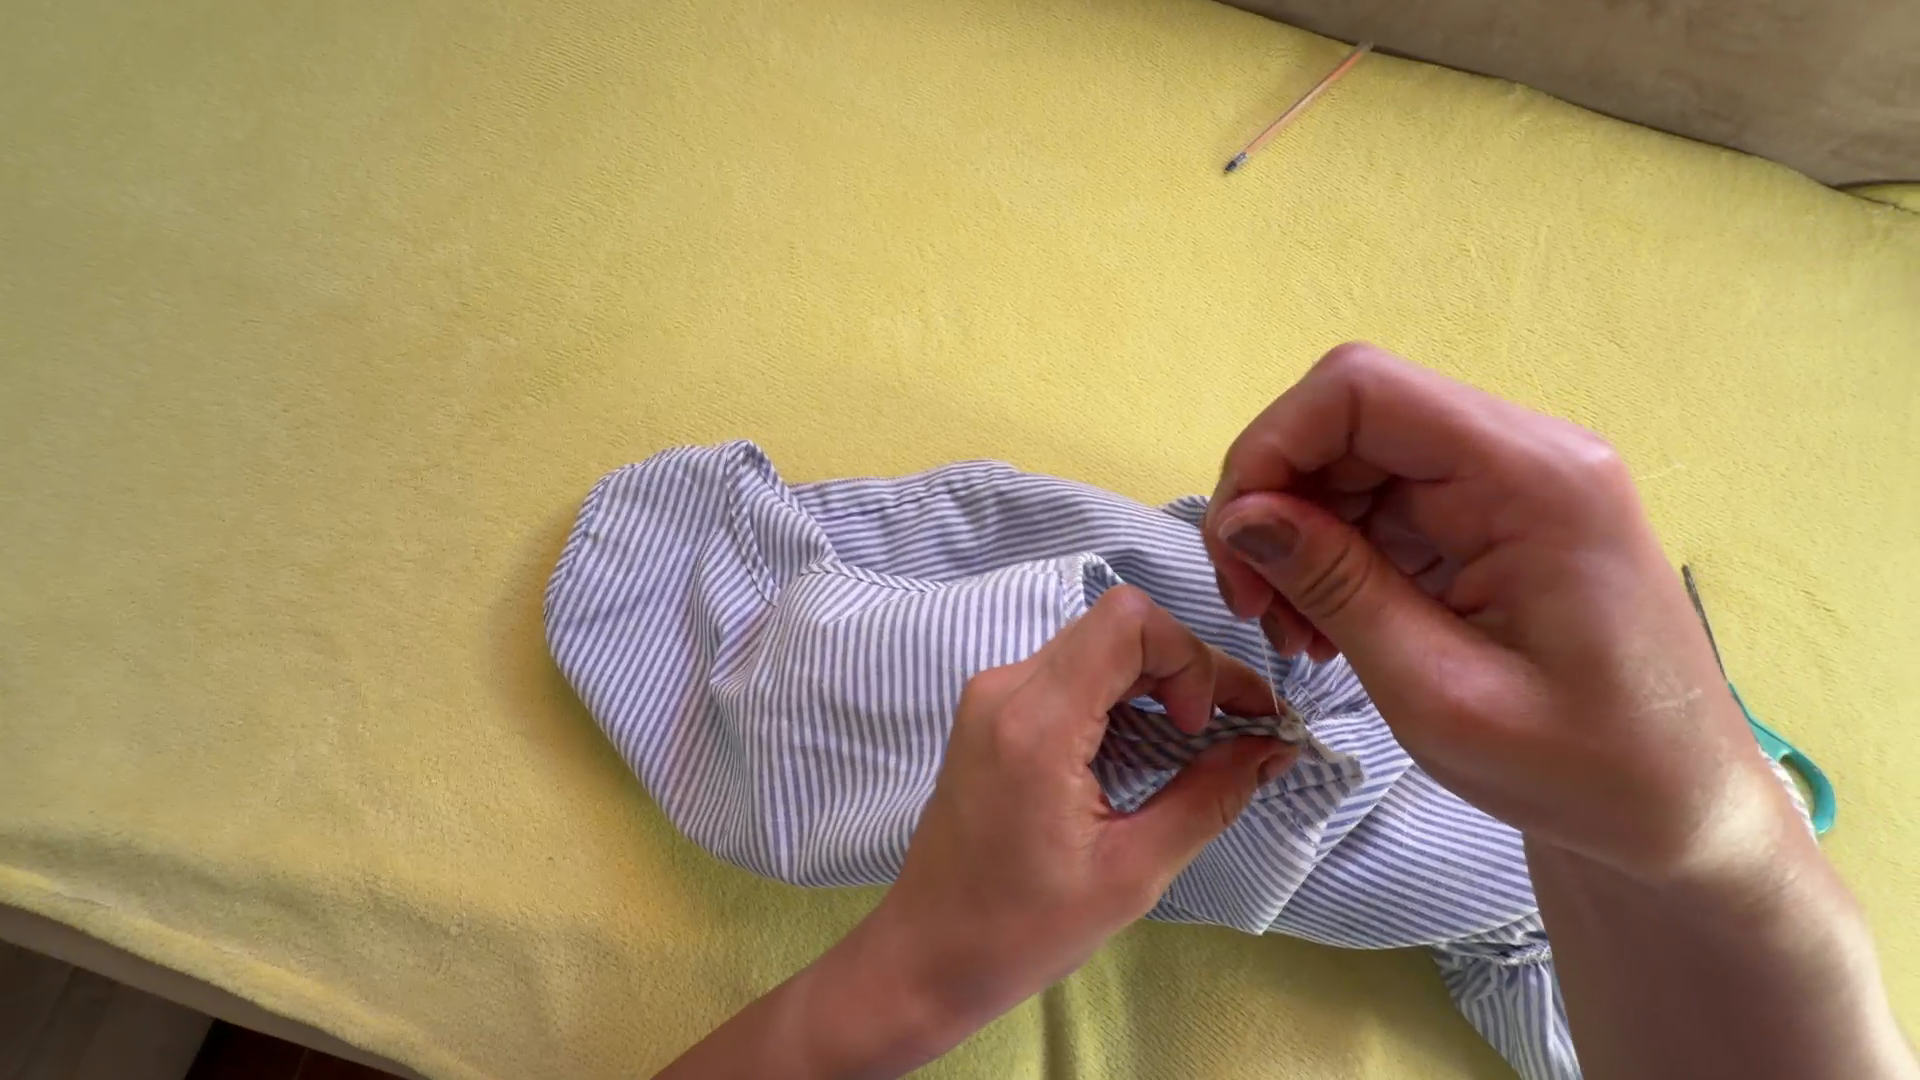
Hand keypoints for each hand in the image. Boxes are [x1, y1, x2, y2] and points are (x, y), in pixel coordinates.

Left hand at [655, 586, 1295, 1078]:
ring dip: (1156, 678)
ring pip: (1095, 643)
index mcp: (1035, 722)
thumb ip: (1210, 797)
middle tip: (1229, 727)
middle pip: (1116, 625)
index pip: (1126, 621)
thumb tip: (1273, 747)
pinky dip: (1120, 692)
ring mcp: (993, 692)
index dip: (1188, 656)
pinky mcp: (992, 707)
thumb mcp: (1132, 872)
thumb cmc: (1024, 929)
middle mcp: (1006, 686)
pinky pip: (1070, 669)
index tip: (1203, 725)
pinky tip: (1144, 741)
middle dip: (1186, 666)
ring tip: (1196, 736)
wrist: (927, 950)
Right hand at [1202, 342, 1796, 885]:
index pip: (1359, 390)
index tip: (1236, 542)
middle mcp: (1516, 454)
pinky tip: (1323, 624)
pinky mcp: (1479, 516)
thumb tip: (1237, 516)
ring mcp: (1498, 482)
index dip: (1271, 447)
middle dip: (1270, 502)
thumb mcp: (1434, 689)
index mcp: (1529, 477)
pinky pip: (1369, 503)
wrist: (1676, 809)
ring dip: (1292, 537)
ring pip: (1343, 464)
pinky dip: (1324, 557)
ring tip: (1292, 629)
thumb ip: (1333, 585)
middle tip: (1251, 600)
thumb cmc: (1579, 768)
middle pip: (1342, 423)